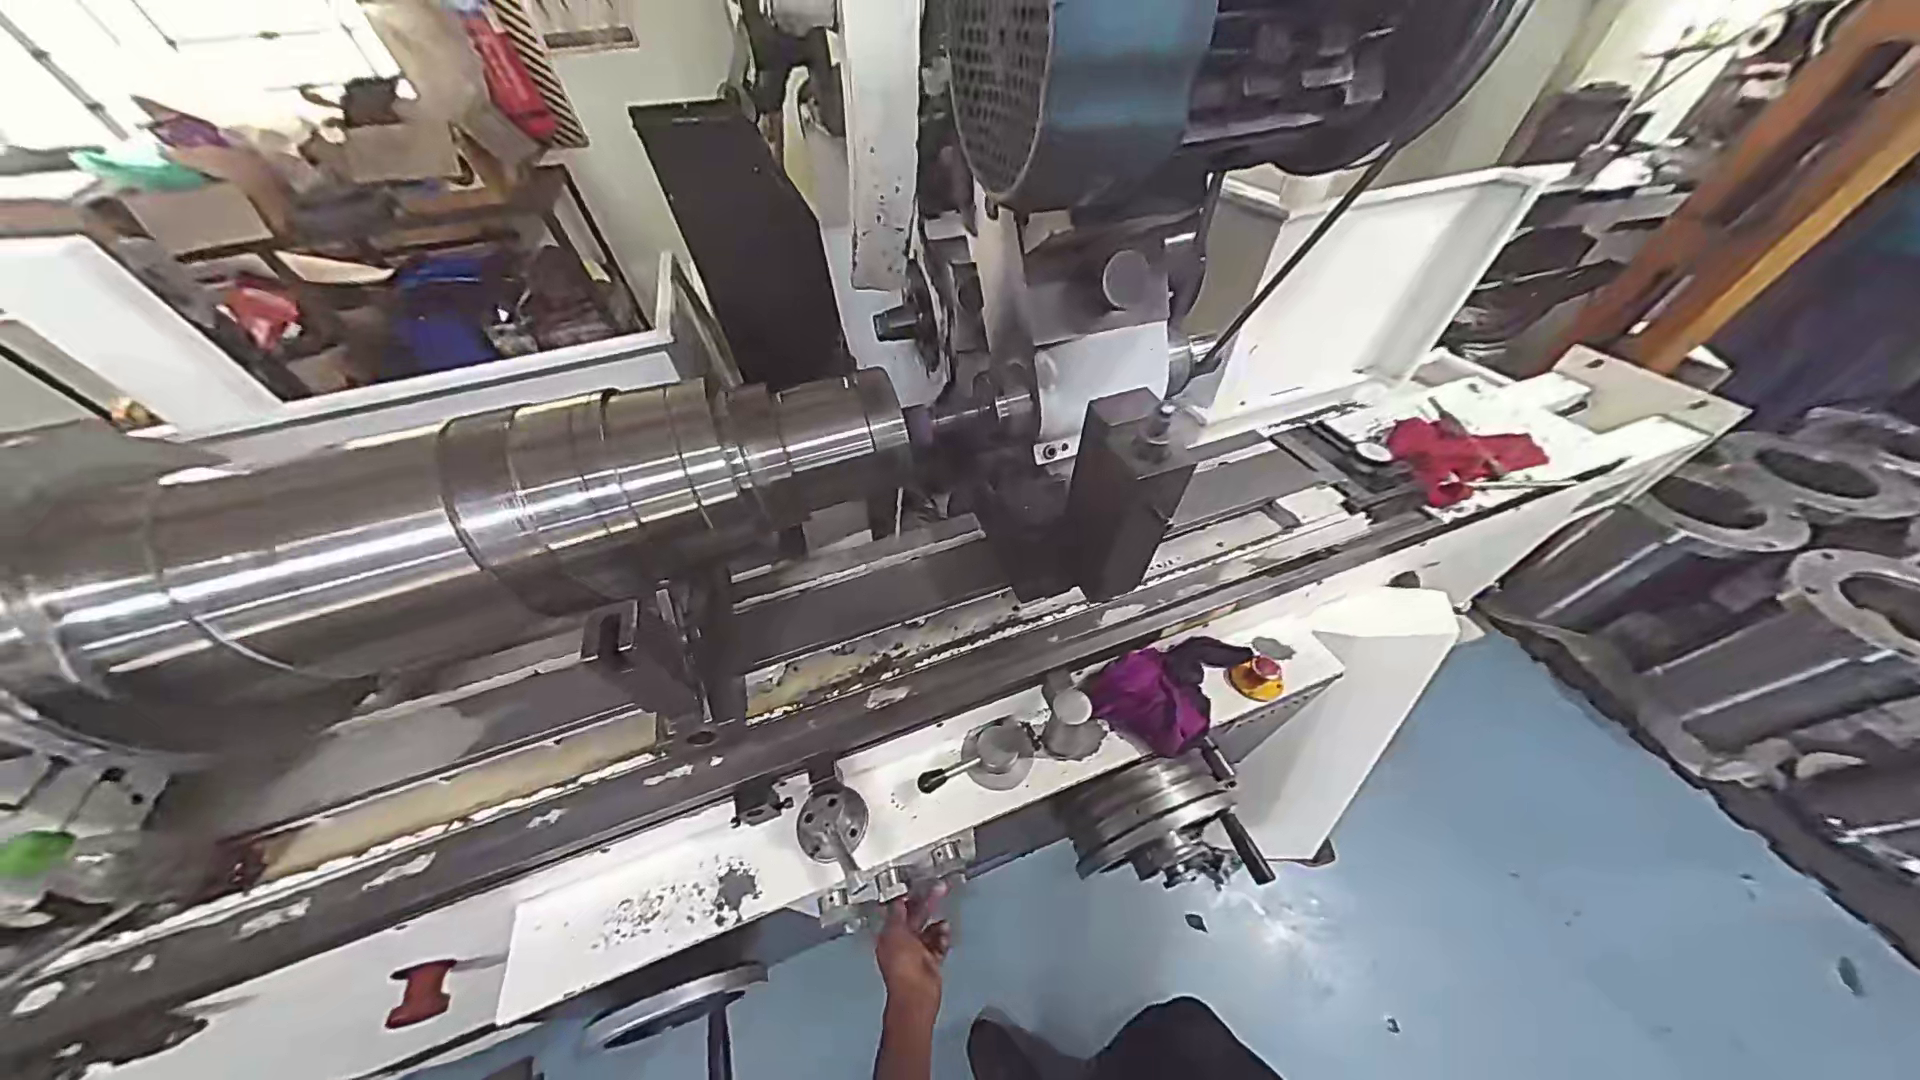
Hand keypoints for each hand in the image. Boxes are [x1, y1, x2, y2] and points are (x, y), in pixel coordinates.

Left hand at [875, 883, 950, 1025]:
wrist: (917, 994)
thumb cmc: (902, 966)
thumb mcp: (895, 933)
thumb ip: (897, 914)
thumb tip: (897, 901)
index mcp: (890, 936)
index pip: (899, 911)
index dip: (909, 898)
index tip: (920, 886)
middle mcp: (902, 943)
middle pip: (916, 917)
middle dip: (927, 903)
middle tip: (939, 889)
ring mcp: (917, 953)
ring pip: (929, 930)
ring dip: (937, 924)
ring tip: (943, 922)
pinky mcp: (931, 961)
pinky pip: (938, 944)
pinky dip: (942, 937)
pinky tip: (945, 933)